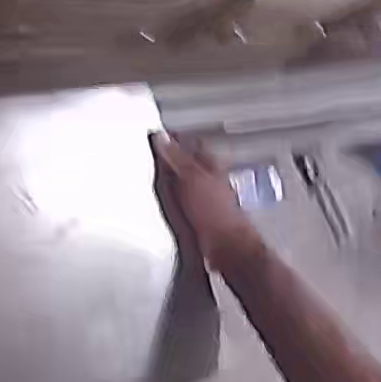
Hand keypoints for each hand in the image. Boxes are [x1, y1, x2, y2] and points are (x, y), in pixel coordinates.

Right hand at [150, 133, 261, 272]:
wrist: (226, 246)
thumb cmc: (213, 210)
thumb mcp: (190, 178)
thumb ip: (175, 157)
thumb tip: (160, 136)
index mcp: (210, 164)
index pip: (191, 142)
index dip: (174, 138)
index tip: (157, 135)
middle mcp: (211, 178)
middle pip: (190, 160)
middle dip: (173, 156)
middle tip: (154, 152)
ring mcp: (208, 197)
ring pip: (187, 179)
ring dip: (173, 176)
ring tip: (157, 174)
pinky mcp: (201, 215)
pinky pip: (183, 199)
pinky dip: (173, 196)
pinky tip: (166, 199)